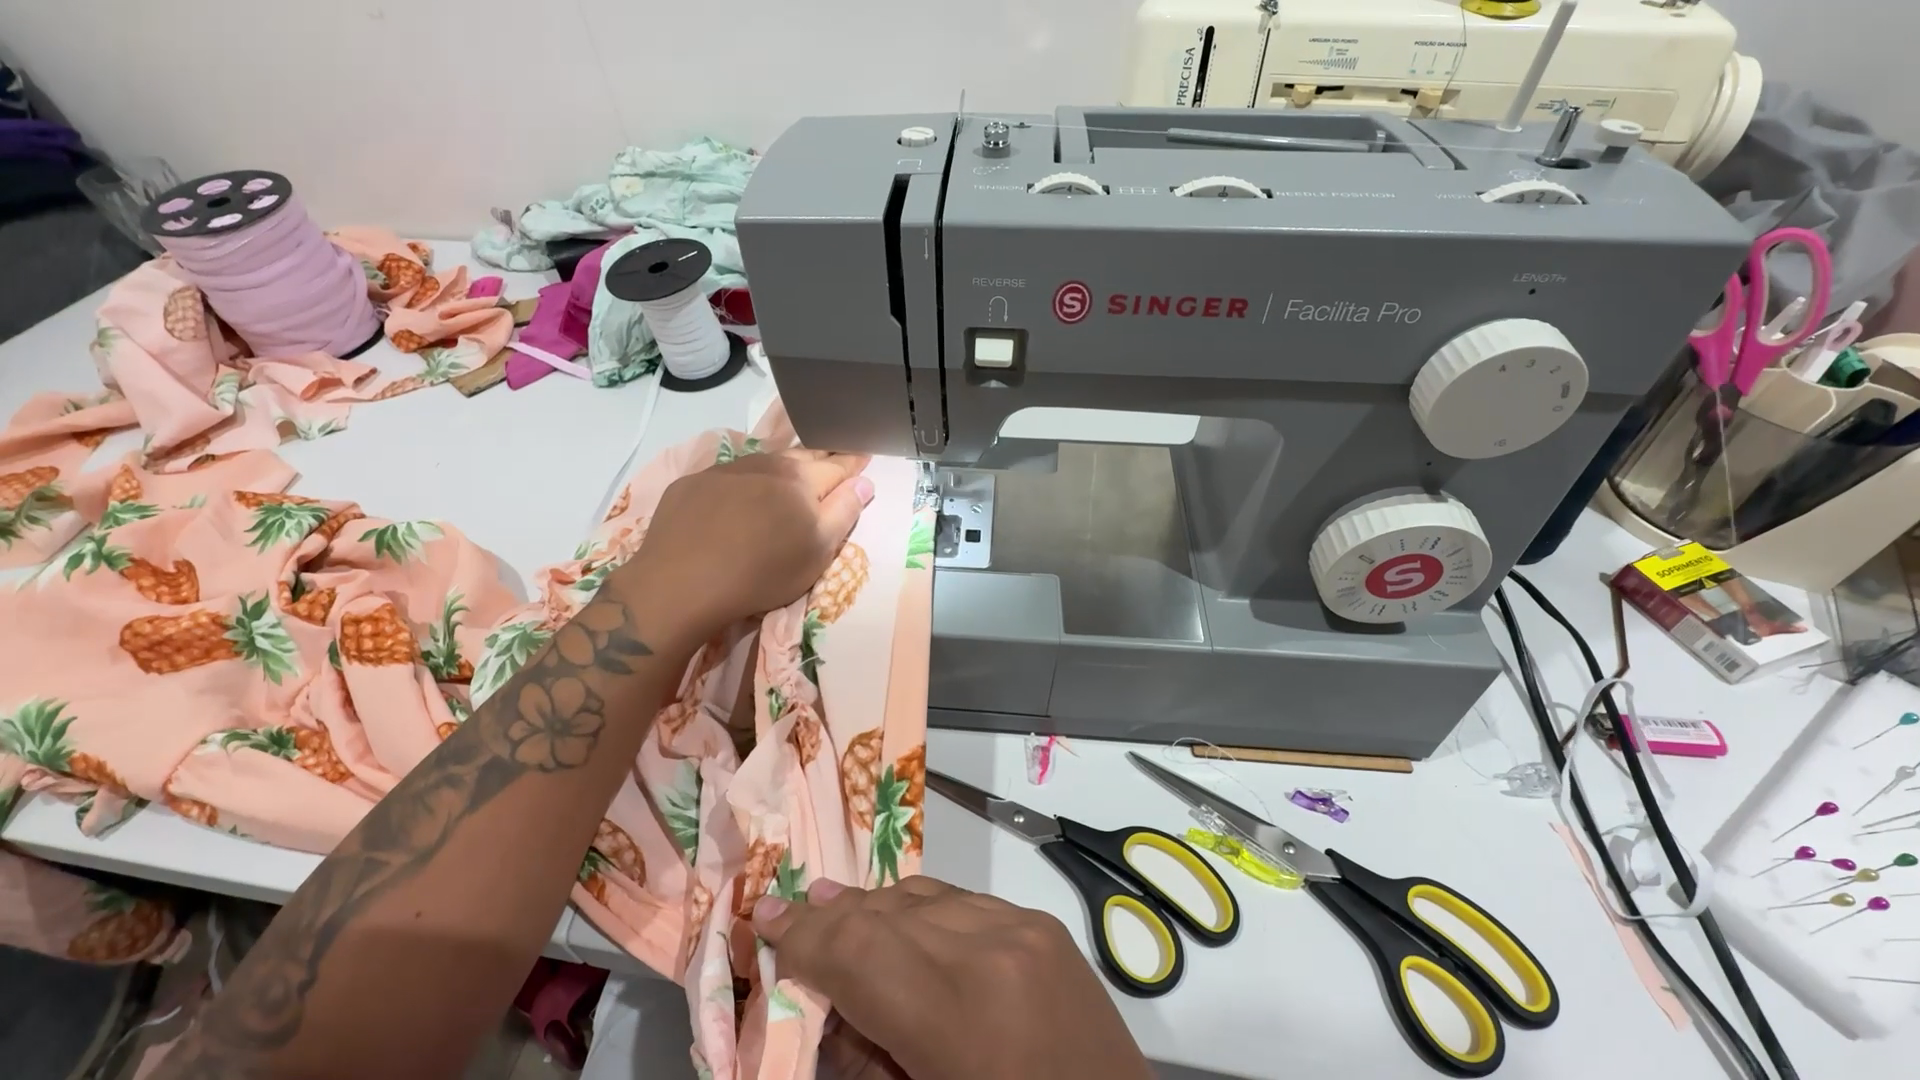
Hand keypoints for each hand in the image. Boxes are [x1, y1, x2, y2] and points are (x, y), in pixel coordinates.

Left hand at [617, 448, 871, 644]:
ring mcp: (725, 470)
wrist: (681, 584)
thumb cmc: (762, 573)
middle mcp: (766, 464)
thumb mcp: (817, 551)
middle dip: (820, 458)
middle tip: (831, 460)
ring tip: (787, 477)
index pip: (837, 465)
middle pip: (801, 456)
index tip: (863, 456)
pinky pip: (728, 475)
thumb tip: (863, 481)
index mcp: (802, 479)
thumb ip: (844, 512)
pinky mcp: (692, 483)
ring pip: (763, 461)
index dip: (853, 462)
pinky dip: (743, 482)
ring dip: (780, 468)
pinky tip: (738, 498)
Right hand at [754, 878, 1152, 1079]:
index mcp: (960, 1011)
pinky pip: (965, 901)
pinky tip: (902, 920)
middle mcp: (995, 947)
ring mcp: (1026, 927)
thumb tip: (820, 999)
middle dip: (832, 917)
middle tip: (789, 915)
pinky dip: (924, 910)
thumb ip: (864, 1054)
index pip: (858, 948)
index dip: (804, 935)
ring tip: (834, 909)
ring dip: (875, 908)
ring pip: (925, 896)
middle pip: (888, 912)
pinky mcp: (1046, 924)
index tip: (763, 921)